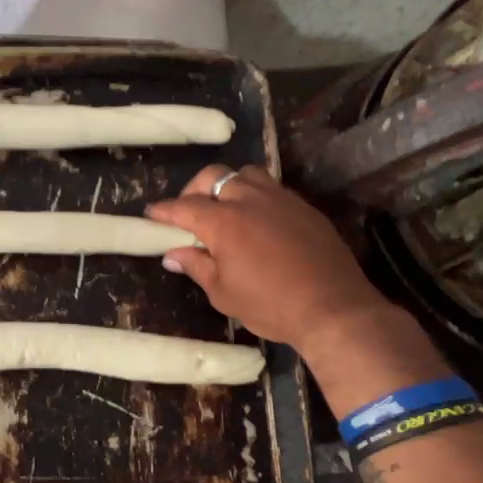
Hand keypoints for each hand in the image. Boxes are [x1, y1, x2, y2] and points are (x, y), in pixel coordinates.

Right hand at [147, 165, 397, 359]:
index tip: (151, 214)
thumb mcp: (222, 293)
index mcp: (224, 223)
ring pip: (247, 174)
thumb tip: (173, 255)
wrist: (332, 307)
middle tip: (188, 212)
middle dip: (194, 189)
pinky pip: (272, 189)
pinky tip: (255, 220)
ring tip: (224, 208)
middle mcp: (250, 201)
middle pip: (214, 176)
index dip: (164, 210)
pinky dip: (255, 196)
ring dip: (228, 185)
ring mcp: (281, 200)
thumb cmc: (269, 305)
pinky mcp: (304, 208)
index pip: (184, 207)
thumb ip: (196, 267)